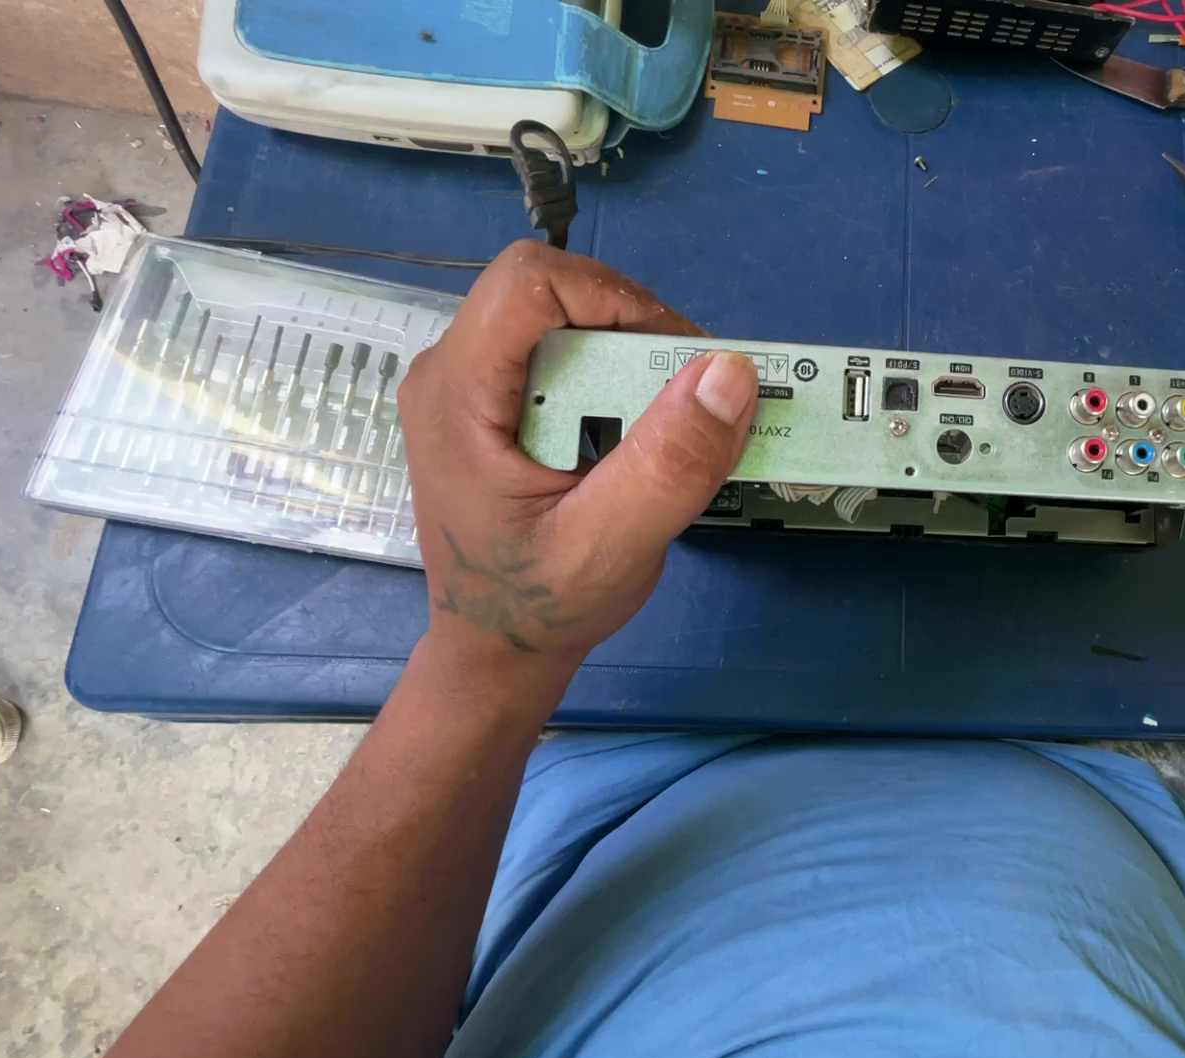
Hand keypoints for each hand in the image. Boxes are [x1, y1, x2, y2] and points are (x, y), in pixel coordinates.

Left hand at [398, 241, 758, 693]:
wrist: (499, 646)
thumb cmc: (543, 603)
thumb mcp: (613, 544)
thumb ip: (668, 465)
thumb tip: (730, 371)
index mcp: (460, 392)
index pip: (533, 284)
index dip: (619, 299)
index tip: (683, 361)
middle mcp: (454, 371)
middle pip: (555, 297)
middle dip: (639, 332)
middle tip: (694, 396)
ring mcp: (473, 387)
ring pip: (566, 323)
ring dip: (635, 358)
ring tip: (676, 419)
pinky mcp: (498, 406)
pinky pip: (566, 357)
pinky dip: (621, 381)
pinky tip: (644, 433)